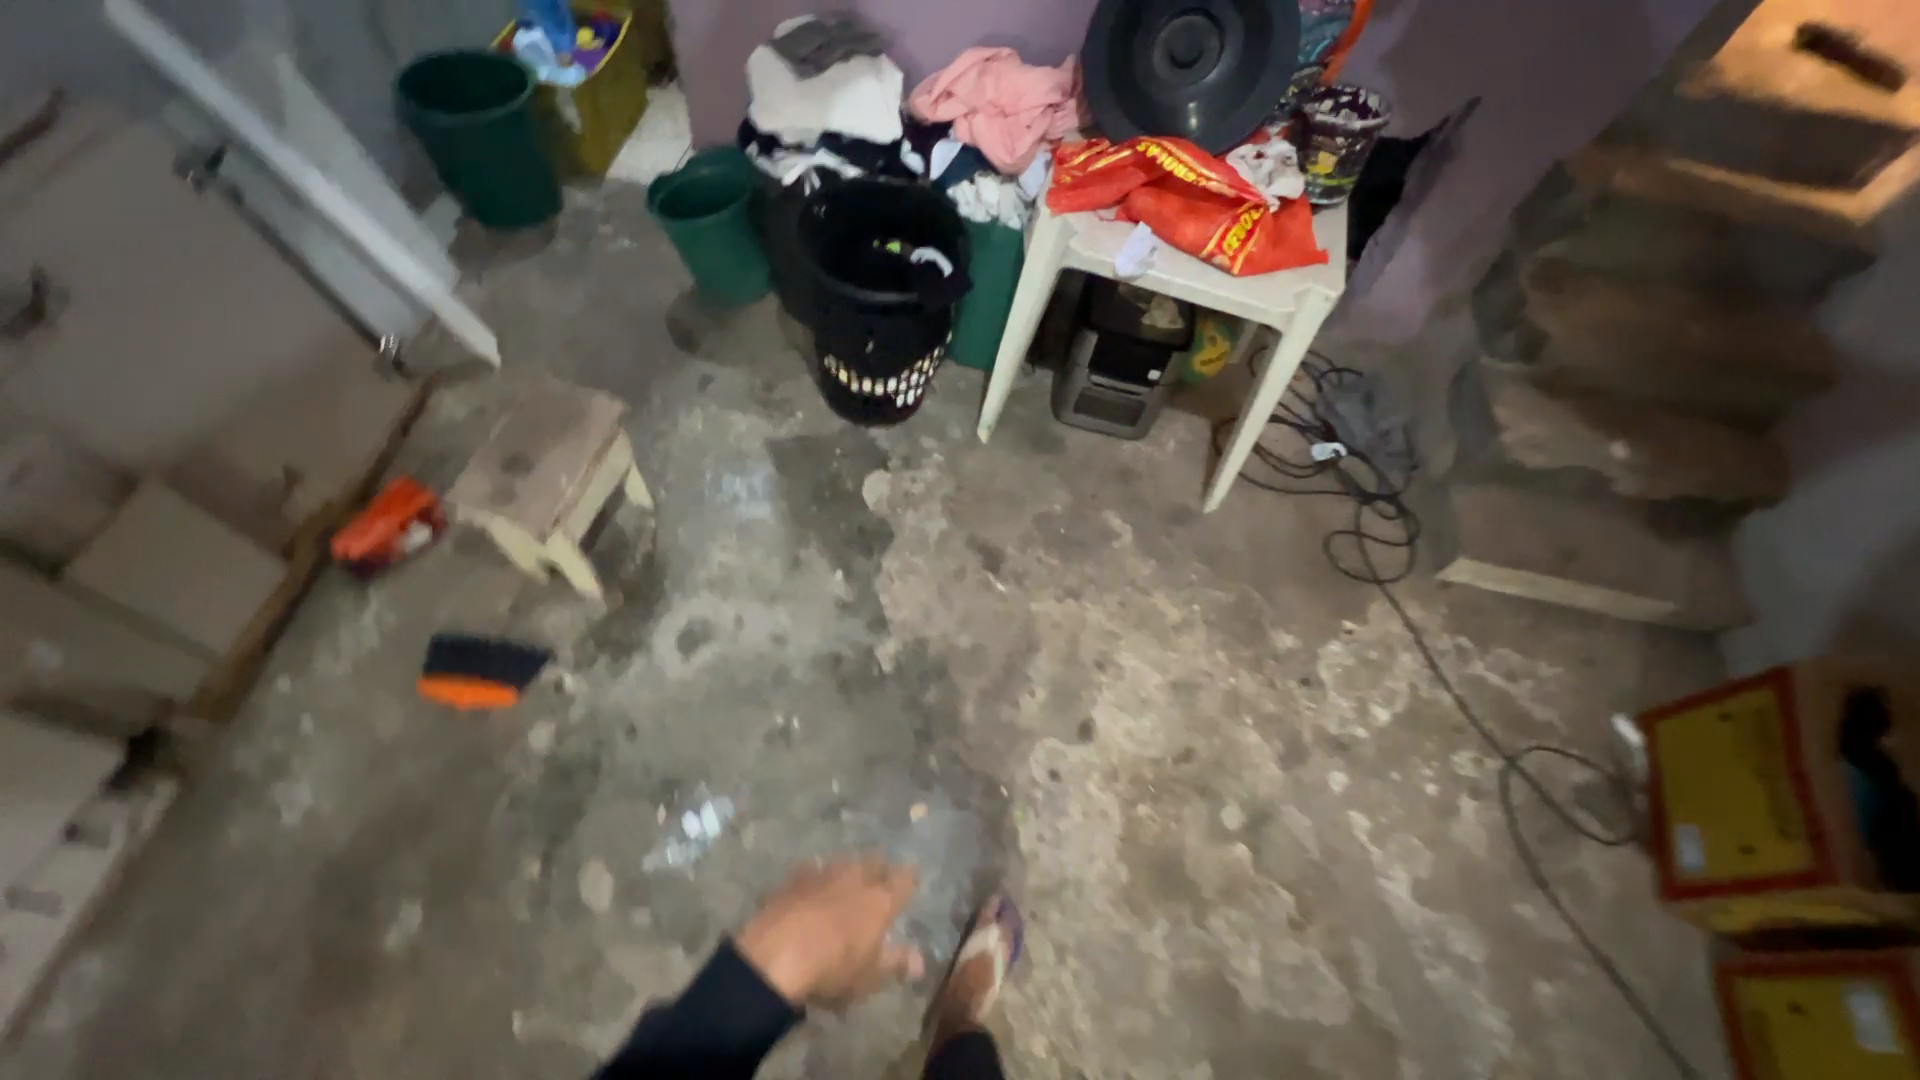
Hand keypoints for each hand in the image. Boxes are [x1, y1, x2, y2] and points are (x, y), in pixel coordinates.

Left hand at [735, 857, 924, 1009]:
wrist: (774, 956)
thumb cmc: (832, 968)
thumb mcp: (870, 976)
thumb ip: (897, 962)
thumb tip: (919, 960)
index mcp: (880, 899)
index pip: (904, 880)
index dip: (910, 879)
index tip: (912, 878)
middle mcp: (855, 878)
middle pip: (874, 863)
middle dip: (880, 868)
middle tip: (881, 878)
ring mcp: (822, 874)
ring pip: (843, 862)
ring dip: (849, 869)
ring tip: (848, 879)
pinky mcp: (793, 880)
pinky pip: (812, 871)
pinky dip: (817, 877)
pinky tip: (813, 887)